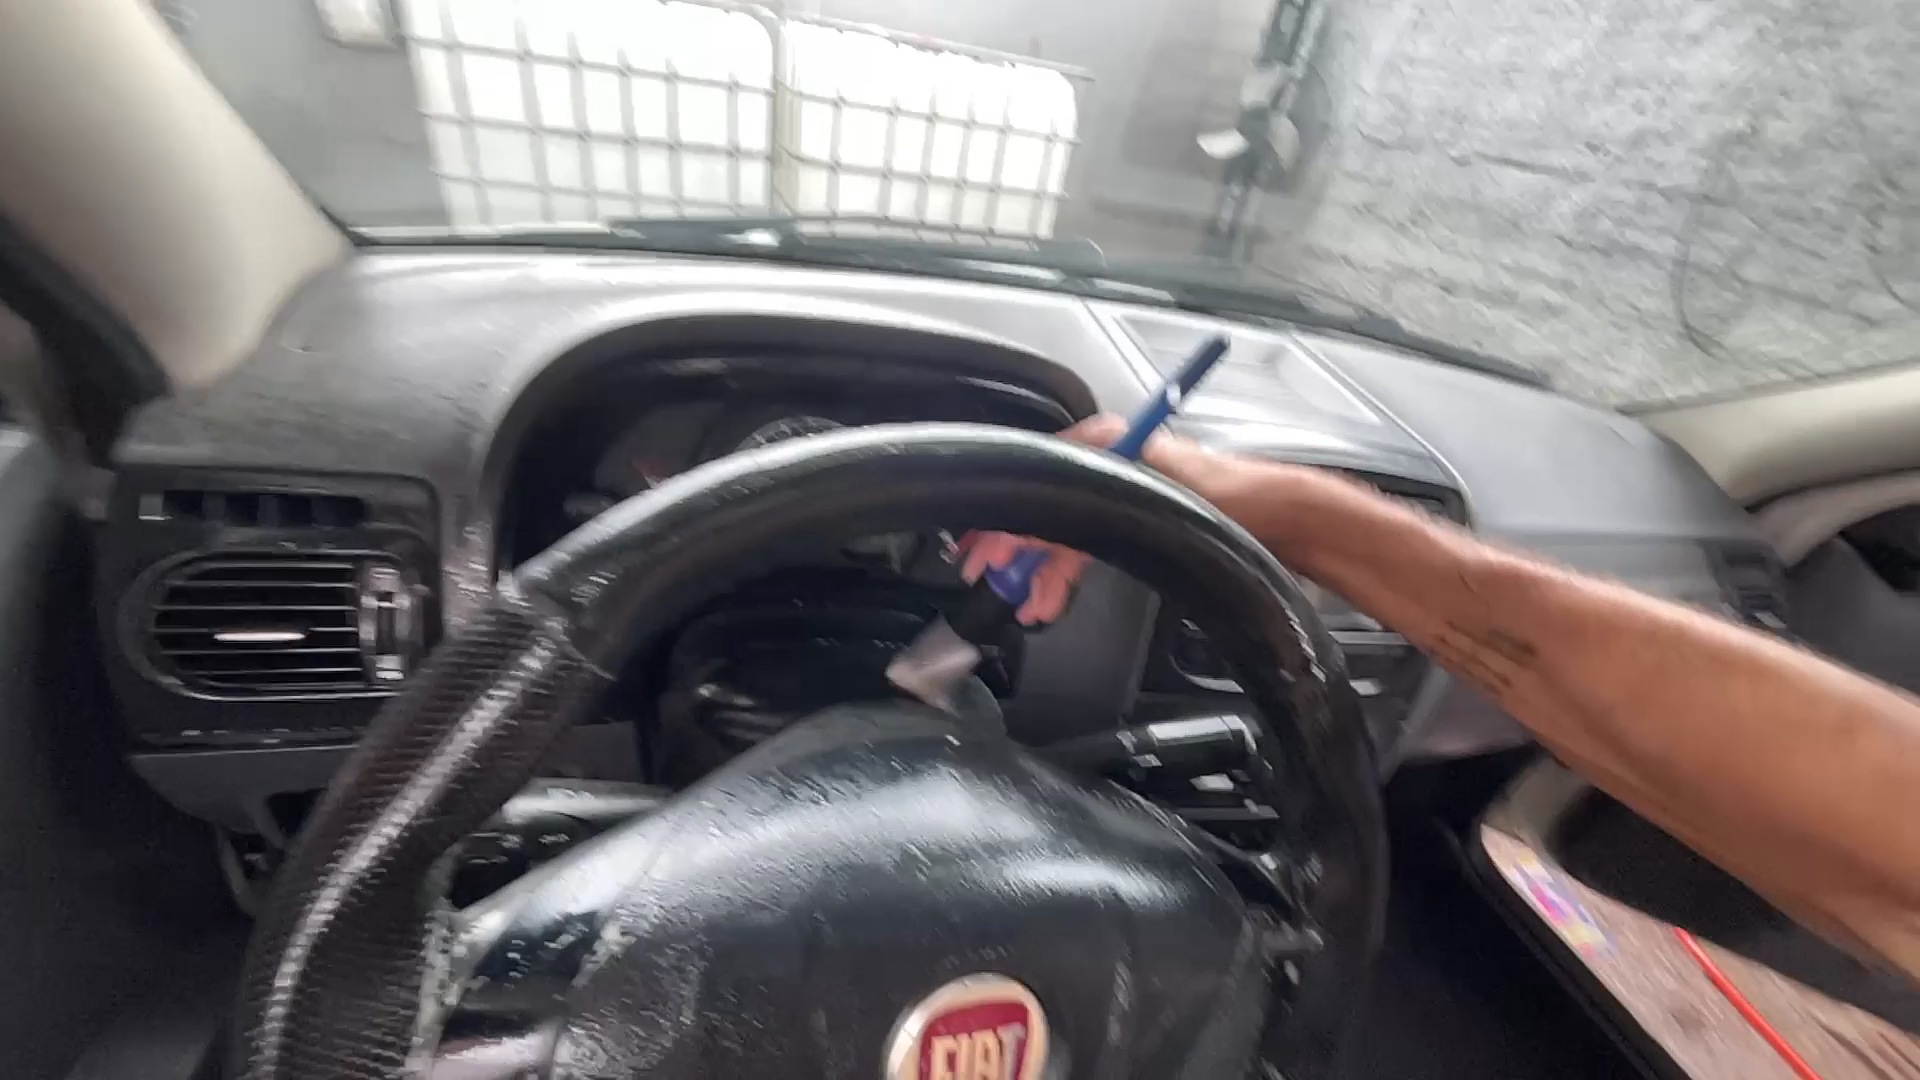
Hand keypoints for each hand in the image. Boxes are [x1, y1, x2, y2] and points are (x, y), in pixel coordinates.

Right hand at [956, 416, 1232, 624]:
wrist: (1280, 518)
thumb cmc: (1229, 494)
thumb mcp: (1155, 496)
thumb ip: (1087, 510)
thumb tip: (1029, 529)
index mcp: (1108, 442)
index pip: (1036, 476)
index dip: (1007, 515)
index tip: (984, 548)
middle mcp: (1104, 464)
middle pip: (1041, 506)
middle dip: (1011, 547)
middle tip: (984, 576)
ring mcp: (1114, 494)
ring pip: (1059, 533)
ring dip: (1038, 571)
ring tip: (1024, 605)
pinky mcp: (1127, 521)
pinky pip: (1082, 547)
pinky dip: (1064, 573)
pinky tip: (1049, 598)